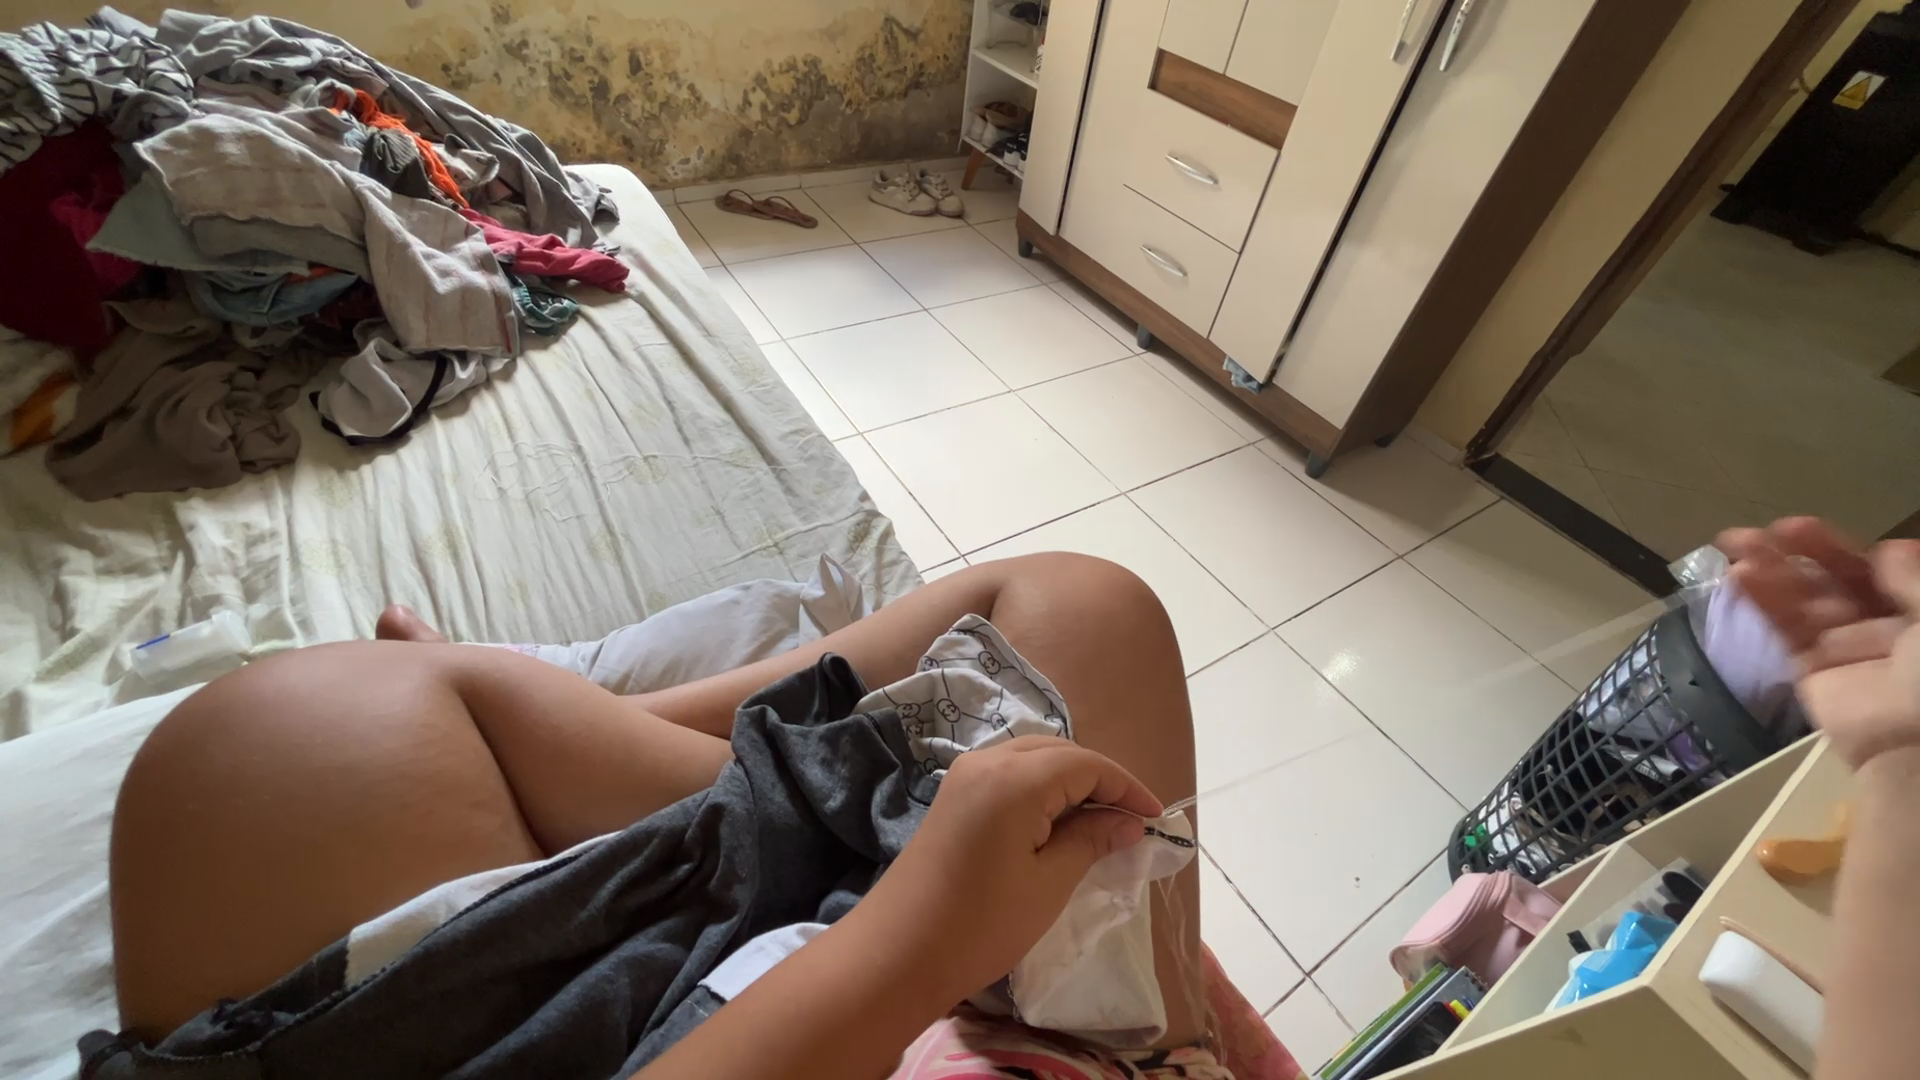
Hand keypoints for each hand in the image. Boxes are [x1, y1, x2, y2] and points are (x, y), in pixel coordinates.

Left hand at [854, 736, 1161, 1006]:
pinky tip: (1057, 820)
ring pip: (1033, 758)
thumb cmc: (981, 924)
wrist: (899, 951)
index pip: (1085, 764)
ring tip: (1100, 821)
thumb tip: (1128, 822)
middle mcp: (988, 761)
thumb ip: (1090, 841)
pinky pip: (1010, 773)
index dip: (1125, 787)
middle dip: (1099, 780)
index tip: (1156, 817)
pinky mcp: (954, 793)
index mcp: (1014, 778)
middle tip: (1131, 820)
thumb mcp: (1048, 885)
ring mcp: (966, 774)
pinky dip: (1041, 787)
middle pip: (1059, 752)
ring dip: (1070, 781)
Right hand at [1720, 519, 1919, 767]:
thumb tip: (1887, 549)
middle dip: (1810, 552)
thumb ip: (1916, 584)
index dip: (1866, 551)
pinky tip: (1738, 576)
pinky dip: (1762, 600)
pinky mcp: (1813, 667)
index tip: (1833, 533)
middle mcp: (1900, 628)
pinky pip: (1786, 628)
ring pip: (1810, 600)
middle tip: (1774, 528)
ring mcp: (1855, 648)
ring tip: (1737, 542)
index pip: (1897, 573)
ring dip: (1773, 570)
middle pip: (1849, 581)